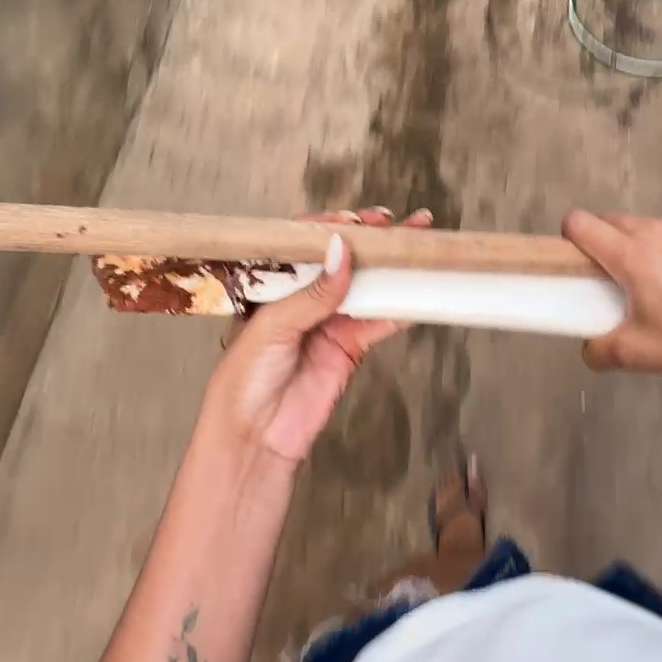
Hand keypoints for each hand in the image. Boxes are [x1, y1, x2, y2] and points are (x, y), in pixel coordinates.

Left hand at [202, 207, 431, 461]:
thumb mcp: (270, 328)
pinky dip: (401, 305)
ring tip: (417, 244)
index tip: (354, 220)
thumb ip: (311, 293)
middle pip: (341, 259)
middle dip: (369, 239)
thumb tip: (341, 251)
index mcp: (273, 285)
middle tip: (393, 223)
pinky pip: (380, 320)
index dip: (330, 227)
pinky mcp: (351, 345)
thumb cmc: (242, 381)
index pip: (304, 245)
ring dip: (391, 266)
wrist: (255, 441)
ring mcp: (330, 320)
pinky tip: (418, 288)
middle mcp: (304, 297)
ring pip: (366, 284)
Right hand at [562, 210, 661, 391]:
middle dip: (600, 242)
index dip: (568, 239)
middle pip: (609, 220)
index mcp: (631, 257)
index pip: (580, 224)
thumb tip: (589, 349)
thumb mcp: (638, 355)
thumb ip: (600, 350)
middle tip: (610, 280)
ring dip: (634, 243)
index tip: (575, 264)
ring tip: (651, 283)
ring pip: (644, 225)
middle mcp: (656, 233)